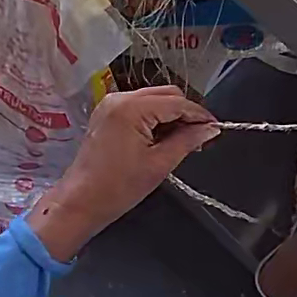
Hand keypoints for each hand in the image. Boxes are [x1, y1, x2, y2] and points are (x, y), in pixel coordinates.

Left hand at [26, 86, 219, 261]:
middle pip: (166, 94)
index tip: (216, 128)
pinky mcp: (107, 114)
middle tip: (200, 136)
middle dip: (186, 112)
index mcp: (132, 108)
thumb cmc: (118, 187)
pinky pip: (140, 106)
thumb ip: (188, 140)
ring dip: (171, 115)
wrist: (80, 202)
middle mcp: (120, 98)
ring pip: (154, 99)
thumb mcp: (160, 164)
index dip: (200, 115)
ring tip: (184, 140)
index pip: (177, 102)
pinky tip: (163, 137)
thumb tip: (210, 129)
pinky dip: (155, 118)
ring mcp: (111, 104)